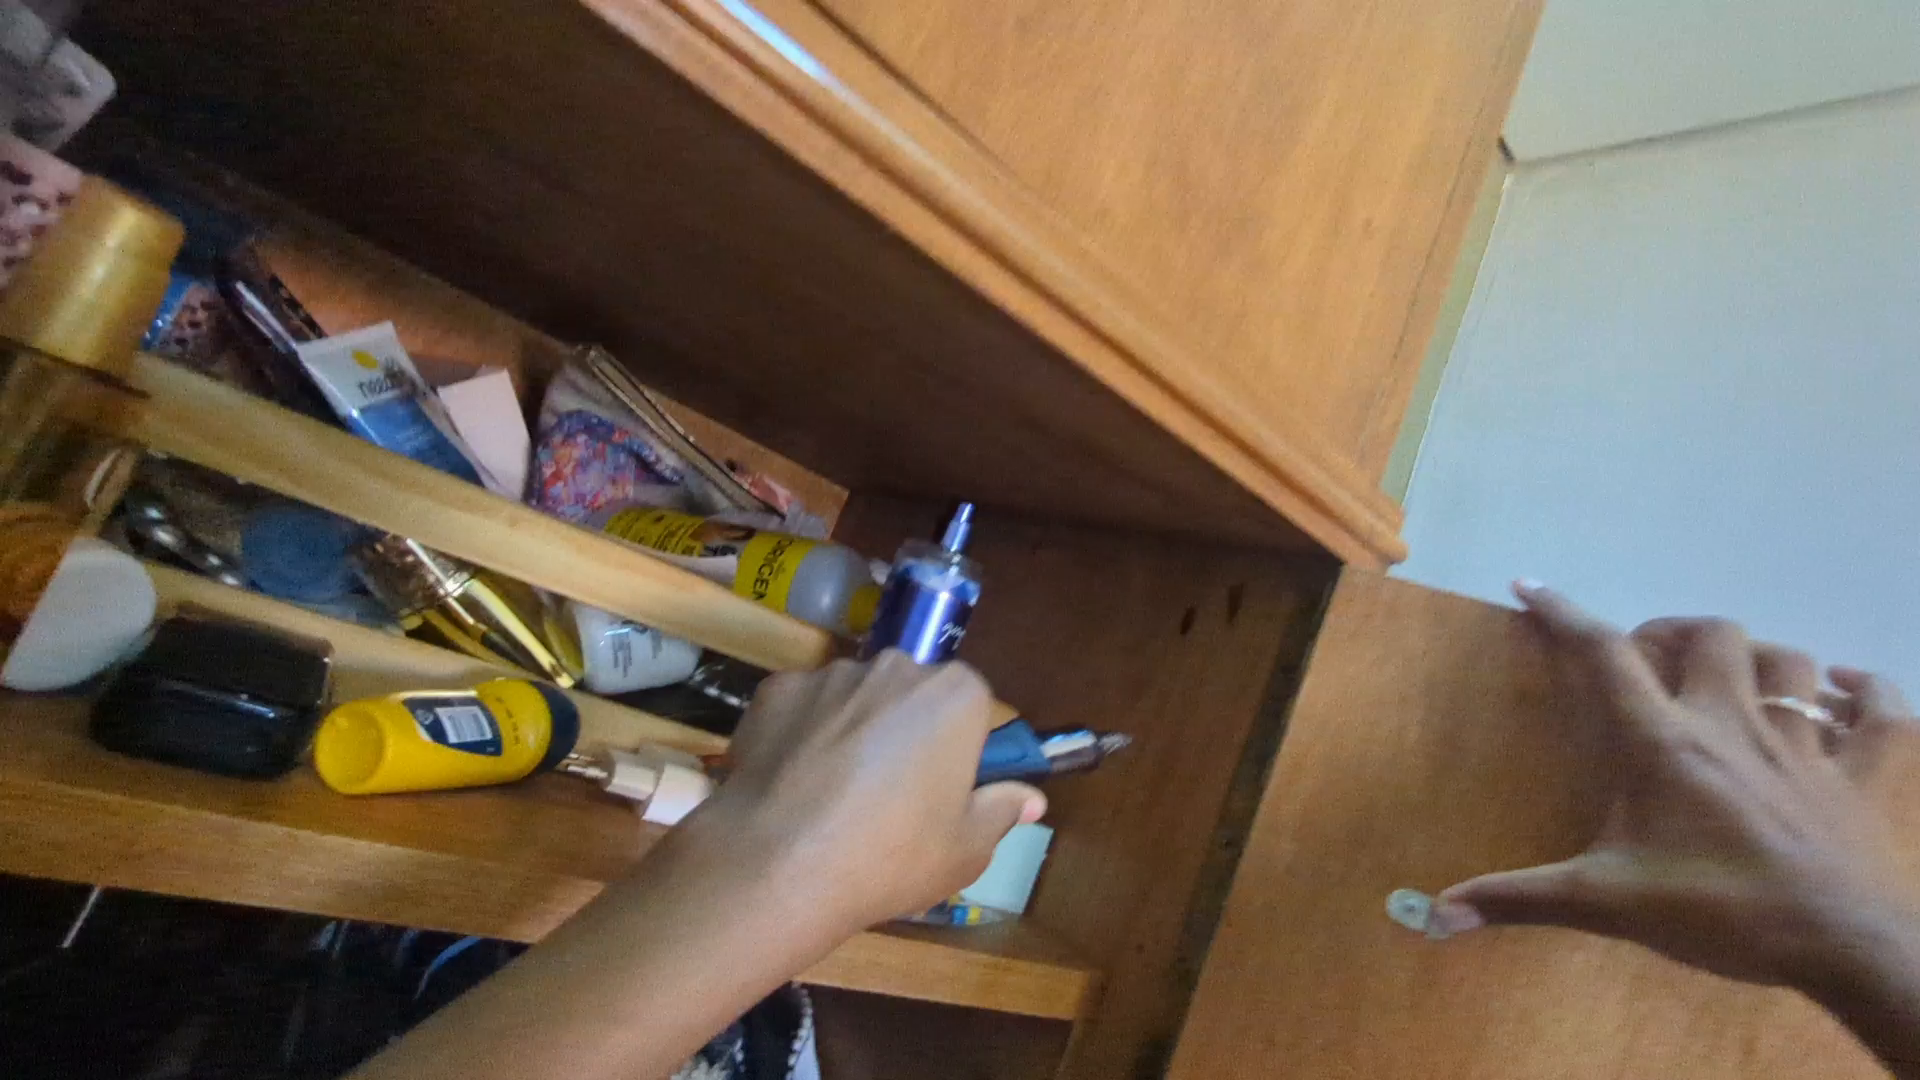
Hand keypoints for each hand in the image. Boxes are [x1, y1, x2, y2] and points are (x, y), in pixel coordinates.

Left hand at [688, 651, 1046, 935]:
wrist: (779, 864)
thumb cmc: (891, 855)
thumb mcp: (966, 850)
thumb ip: (1001, 810)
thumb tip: (1031, 796)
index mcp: (954, 694)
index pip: (970, 704)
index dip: (958, 746)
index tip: (942, 787)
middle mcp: (896, 667)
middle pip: (911, 693)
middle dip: (905, 729)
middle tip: (888, 793)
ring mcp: (832, 673)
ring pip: (855, 697)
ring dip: (852, 728)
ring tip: (831, 793)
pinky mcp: (778, 688)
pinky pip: (802, 706)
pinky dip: (801, 732)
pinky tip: (791, 781)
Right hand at [1435, 582, 1918, 990]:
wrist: (1862, 961)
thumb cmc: (1719, 913)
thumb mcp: (1603, 902)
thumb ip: (1516, 898)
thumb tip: (1435, 913)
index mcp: (1662, 742)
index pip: (1603, 653)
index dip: (1562, 612)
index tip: (1529, 587)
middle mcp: (1731, 725)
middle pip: (1710, 634)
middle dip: (1669, 631)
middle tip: (1644, 659)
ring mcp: (1807, 747)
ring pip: (1789, 660)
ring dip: (1753, 655)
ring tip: (1724, 675)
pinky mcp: (1866, 778)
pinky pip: (1883, 714)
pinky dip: (1862, 692)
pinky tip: (1840, 691)